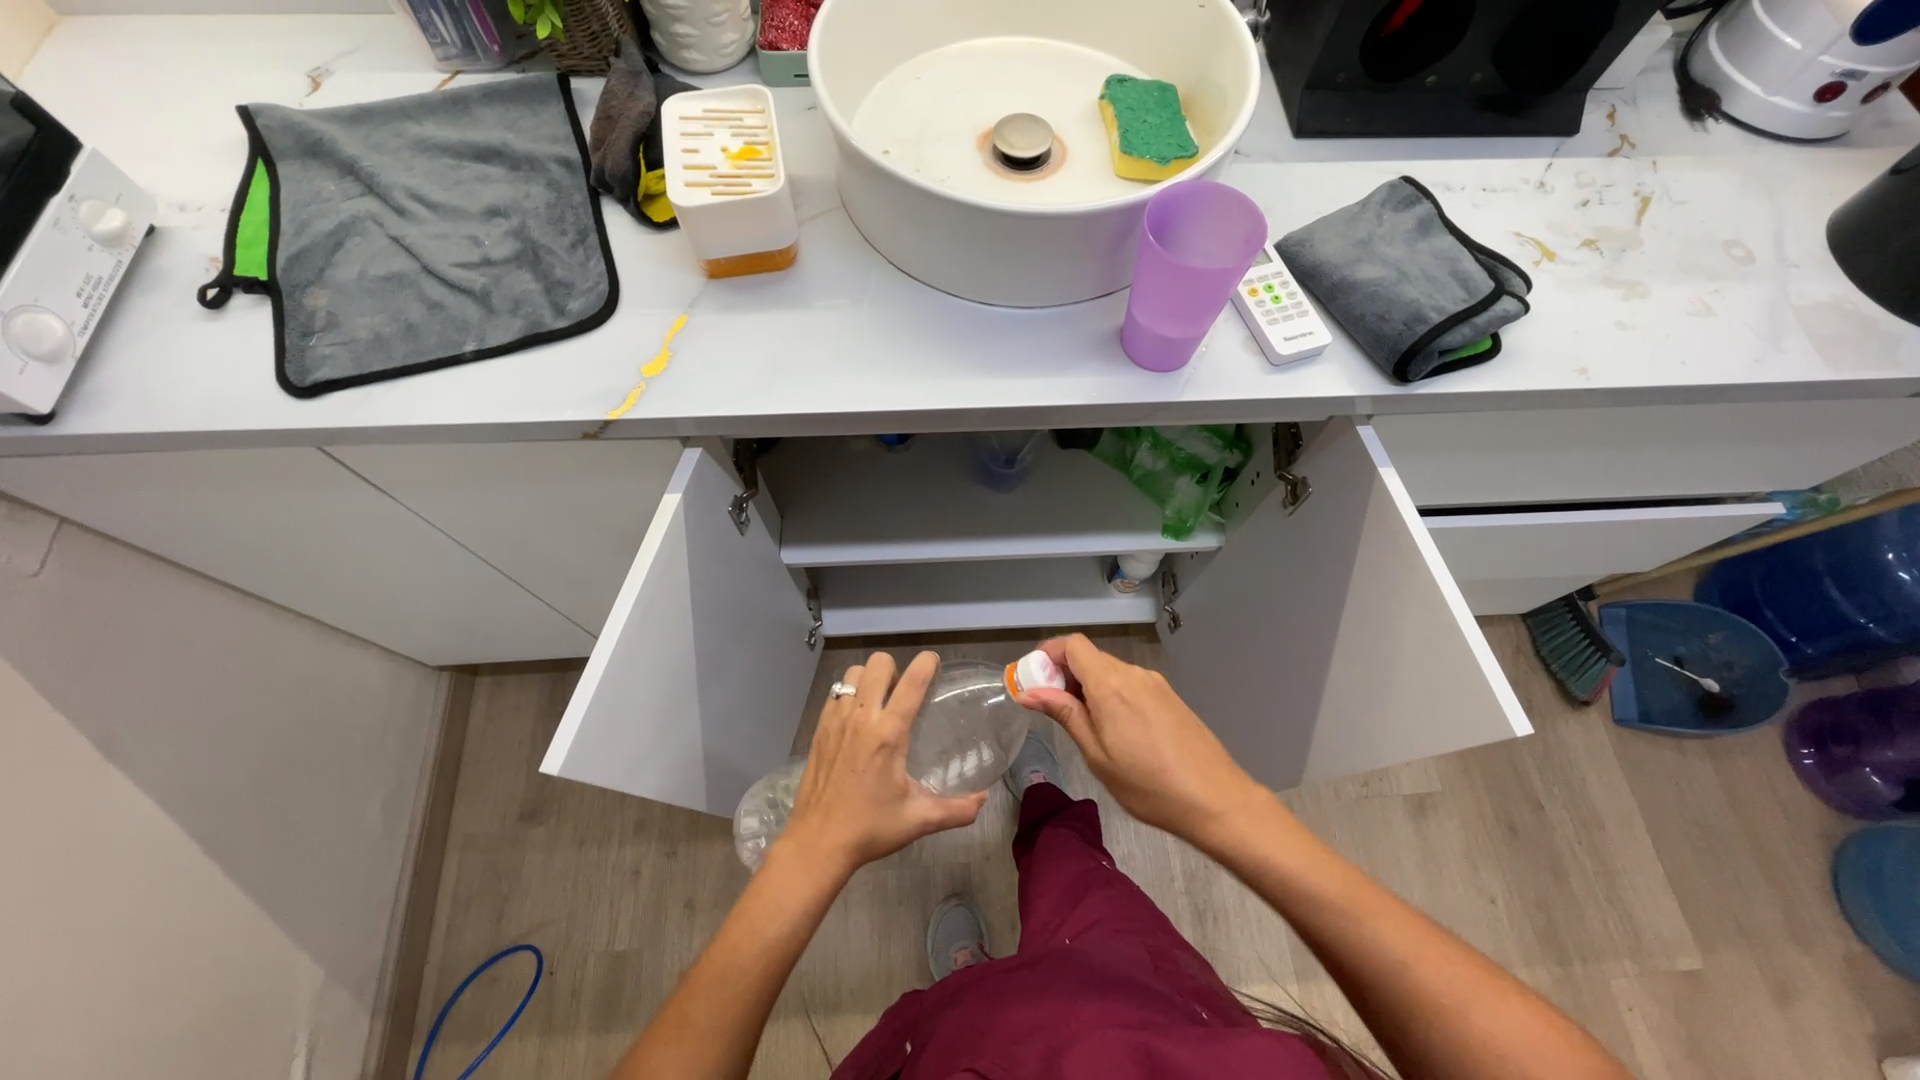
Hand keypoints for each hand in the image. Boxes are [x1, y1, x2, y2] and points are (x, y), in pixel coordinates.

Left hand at [780, 651, 988, 874]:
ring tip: (879, 702)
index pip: (911, 682)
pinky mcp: (819, 730)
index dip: (926, 663)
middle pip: (878, 664)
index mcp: (888, 735)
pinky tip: (856, 720)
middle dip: (895, 669)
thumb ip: (957, 810)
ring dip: (869, 679)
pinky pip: (836, 694)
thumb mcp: (919, 820)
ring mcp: (836, 721)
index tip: (934, 662)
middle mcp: (861, 719)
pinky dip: (849, 695)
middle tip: (903, 694)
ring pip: (853, 673)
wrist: (818, 843)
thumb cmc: (870, 829)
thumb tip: (984, 800)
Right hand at [1019, 634, 1267, 845]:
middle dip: (1065, 675)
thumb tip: (1029, 692)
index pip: (1073, 645)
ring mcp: (1155, 684)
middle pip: (1091, 657)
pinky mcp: (1170, 697)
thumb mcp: (1097, 754)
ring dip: (1089, 687)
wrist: (1215, 799)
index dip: (1049, 654)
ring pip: (1111, 672)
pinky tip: (1115, 730)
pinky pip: (1131, 684)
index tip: (1034, 679)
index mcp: (1111, 685)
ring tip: (1084, 726)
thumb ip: (1065, 715)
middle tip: (1052, 709)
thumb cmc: (1148, 784)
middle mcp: (1134, 674)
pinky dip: (1112, 695)